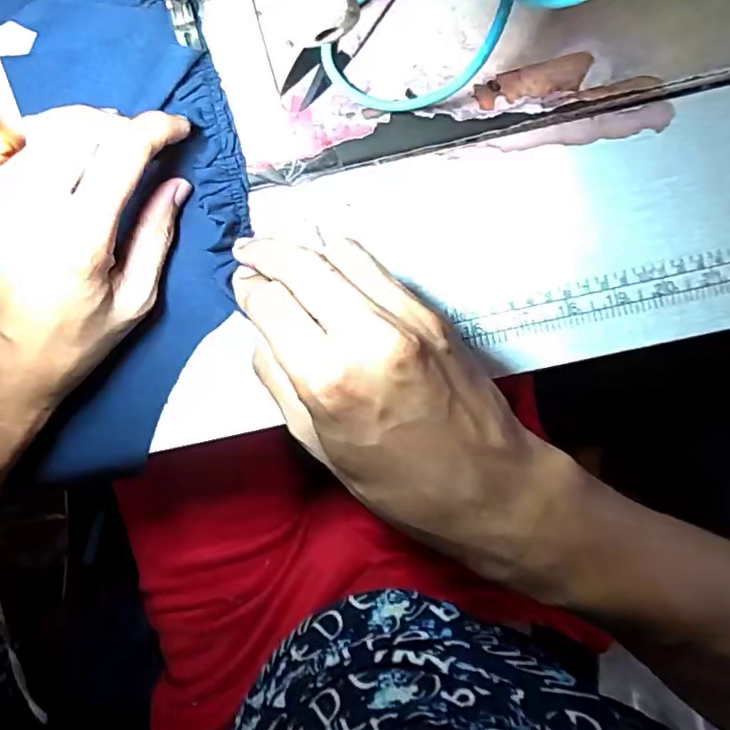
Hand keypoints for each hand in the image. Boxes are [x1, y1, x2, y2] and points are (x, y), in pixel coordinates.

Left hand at [0, 107, 191, 465]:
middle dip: (125, 123)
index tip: (180, 129)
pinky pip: (17, 143)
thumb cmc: (73, 343)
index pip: (121, 151)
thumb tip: (177, 184)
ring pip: (45, 124)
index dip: (158, 128)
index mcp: (78, 237)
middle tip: (147, 144)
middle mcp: (31, 208)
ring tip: (111, 145)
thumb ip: (157, 233)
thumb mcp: (134, 299)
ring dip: (88, 124)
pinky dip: (51, 134)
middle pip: (83, 126)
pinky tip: (70, 155)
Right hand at [232, 238, 577, 584]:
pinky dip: (343, 255)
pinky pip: (376, 267)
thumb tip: (263, 331)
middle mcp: (366, 336)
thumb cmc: (398, 483)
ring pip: (341, 254)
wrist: (489, 483)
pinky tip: (329, 259)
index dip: (248, 289)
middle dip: (267, 254)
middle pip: (303, 267)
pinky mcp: (430, 312)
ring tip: (283, 250)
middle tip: (247, 252)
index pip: (273, 305)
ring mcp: (405, 317)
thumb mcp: (318, 445)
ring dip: (304, 246)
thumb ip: (279, 381)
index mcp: (329, 379)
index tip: (241, 285)